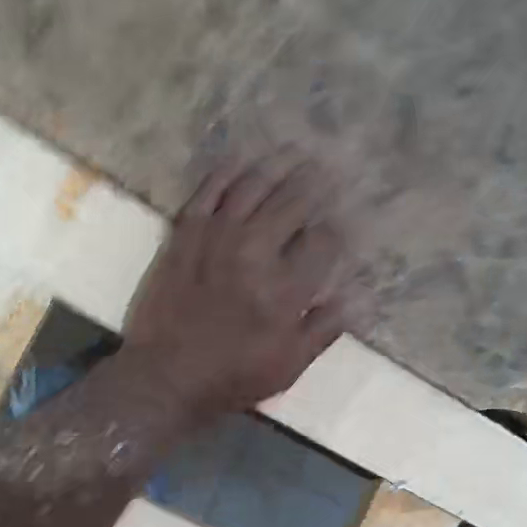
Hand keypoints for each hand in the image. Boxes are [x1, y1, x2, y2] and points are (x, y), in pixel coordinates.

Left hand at [121, 151, 353, 420]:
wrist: (165, 376)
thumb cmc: (234, 376)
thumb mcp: (290, 364)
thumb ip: (325, 327)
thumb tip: (361, 296)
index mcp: (286, 289)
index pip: (324, 241)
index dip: (340, 228)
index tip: (347, 221)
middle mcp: (256, 252)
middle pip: (294, 203)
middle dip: (318, 184)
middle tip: (332, 167)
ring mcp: (218, 237)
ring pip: (255, 187)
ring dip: (279, 165)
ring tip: (297, 150)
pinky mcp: (186, 232)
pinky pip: (209, 190)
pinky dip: (228, 171)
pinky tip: (243, 157)